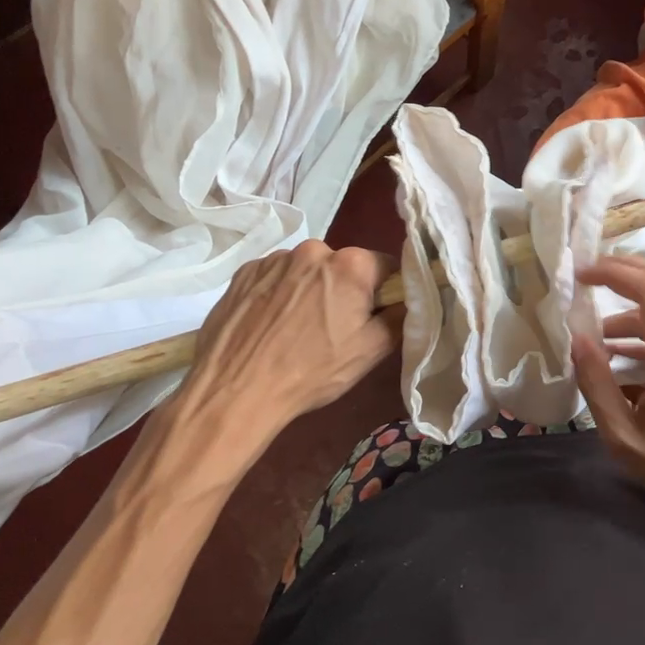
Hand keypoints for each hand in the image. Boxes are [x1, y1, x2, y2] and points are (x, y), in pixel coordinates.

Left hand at [170, 240, 398, 445]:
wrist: (232, 393)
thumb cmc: (310, 372)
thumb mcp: (372, 350)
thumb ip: (402, 315)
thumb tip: (412, 297)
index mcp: (351, 265)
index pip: (386, 267)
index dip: (384, 292)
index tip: (373, 317)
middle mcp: (314, 250)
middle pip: (344, 266)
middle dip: (344, 289)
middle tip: (333, 328)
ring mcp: (274, 260)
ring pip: (308, 270)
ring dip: (310, 290)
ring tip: (296, 329)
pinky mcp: (243, 273)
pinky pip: (275, 277)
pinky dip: (279, 294)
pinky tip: (271, 325)